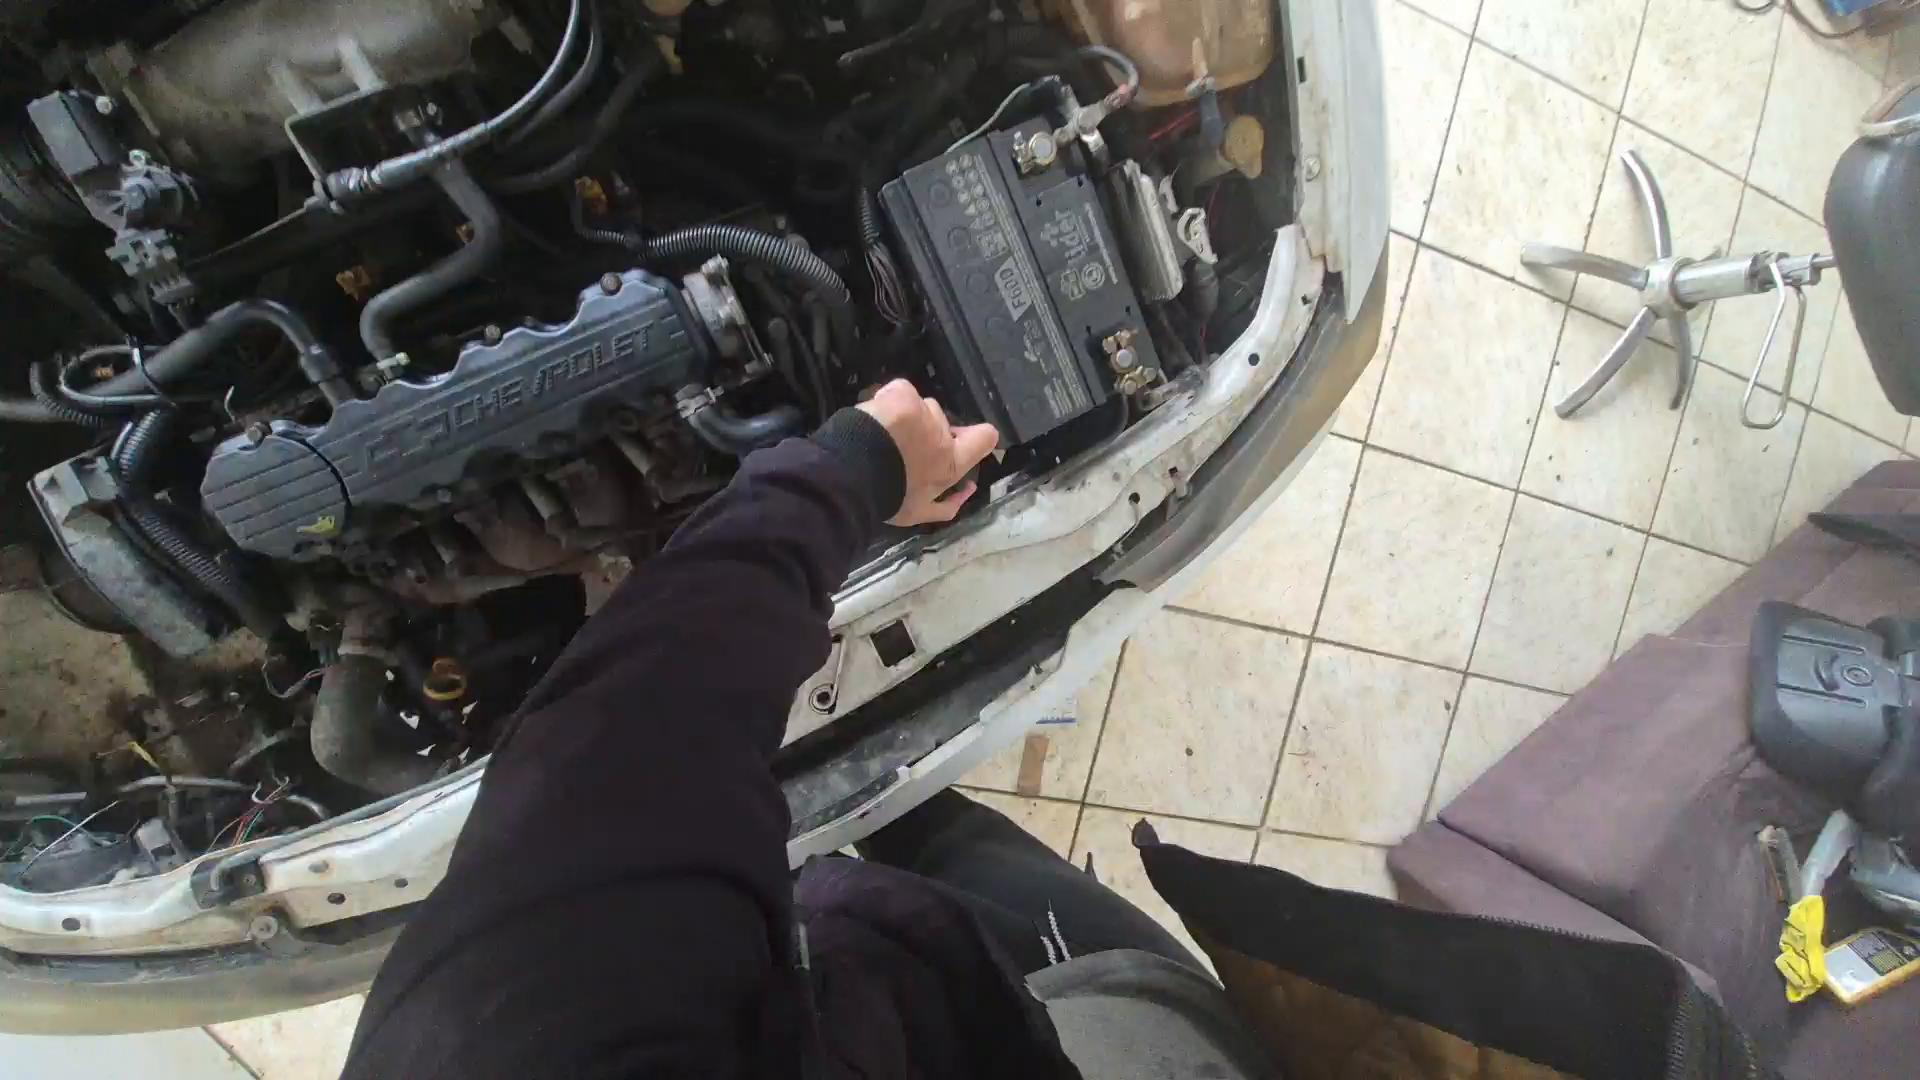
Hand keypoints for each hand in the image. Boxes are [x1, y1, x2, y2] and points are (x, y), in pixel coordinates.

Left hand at [856, 379, 999, 525]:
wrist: (852, 477)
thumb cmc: (887, 498)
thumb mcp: (919, 513)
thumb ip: (948, 505)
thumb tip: (969, 490)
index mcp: (950, 464)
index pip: (984, 439)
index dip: (978, 436)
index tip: (964, 438)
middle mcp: (942, 436)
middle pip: (941, 420)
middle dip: (925, 429)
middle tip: (900, 443)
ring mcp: (924, 415)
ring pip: (919, 406)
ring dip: (904, 415)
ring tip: (879, 432)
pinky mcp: (904, 398)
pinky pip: (901, 391)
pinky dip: (888, 399)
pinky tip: (873, 415)